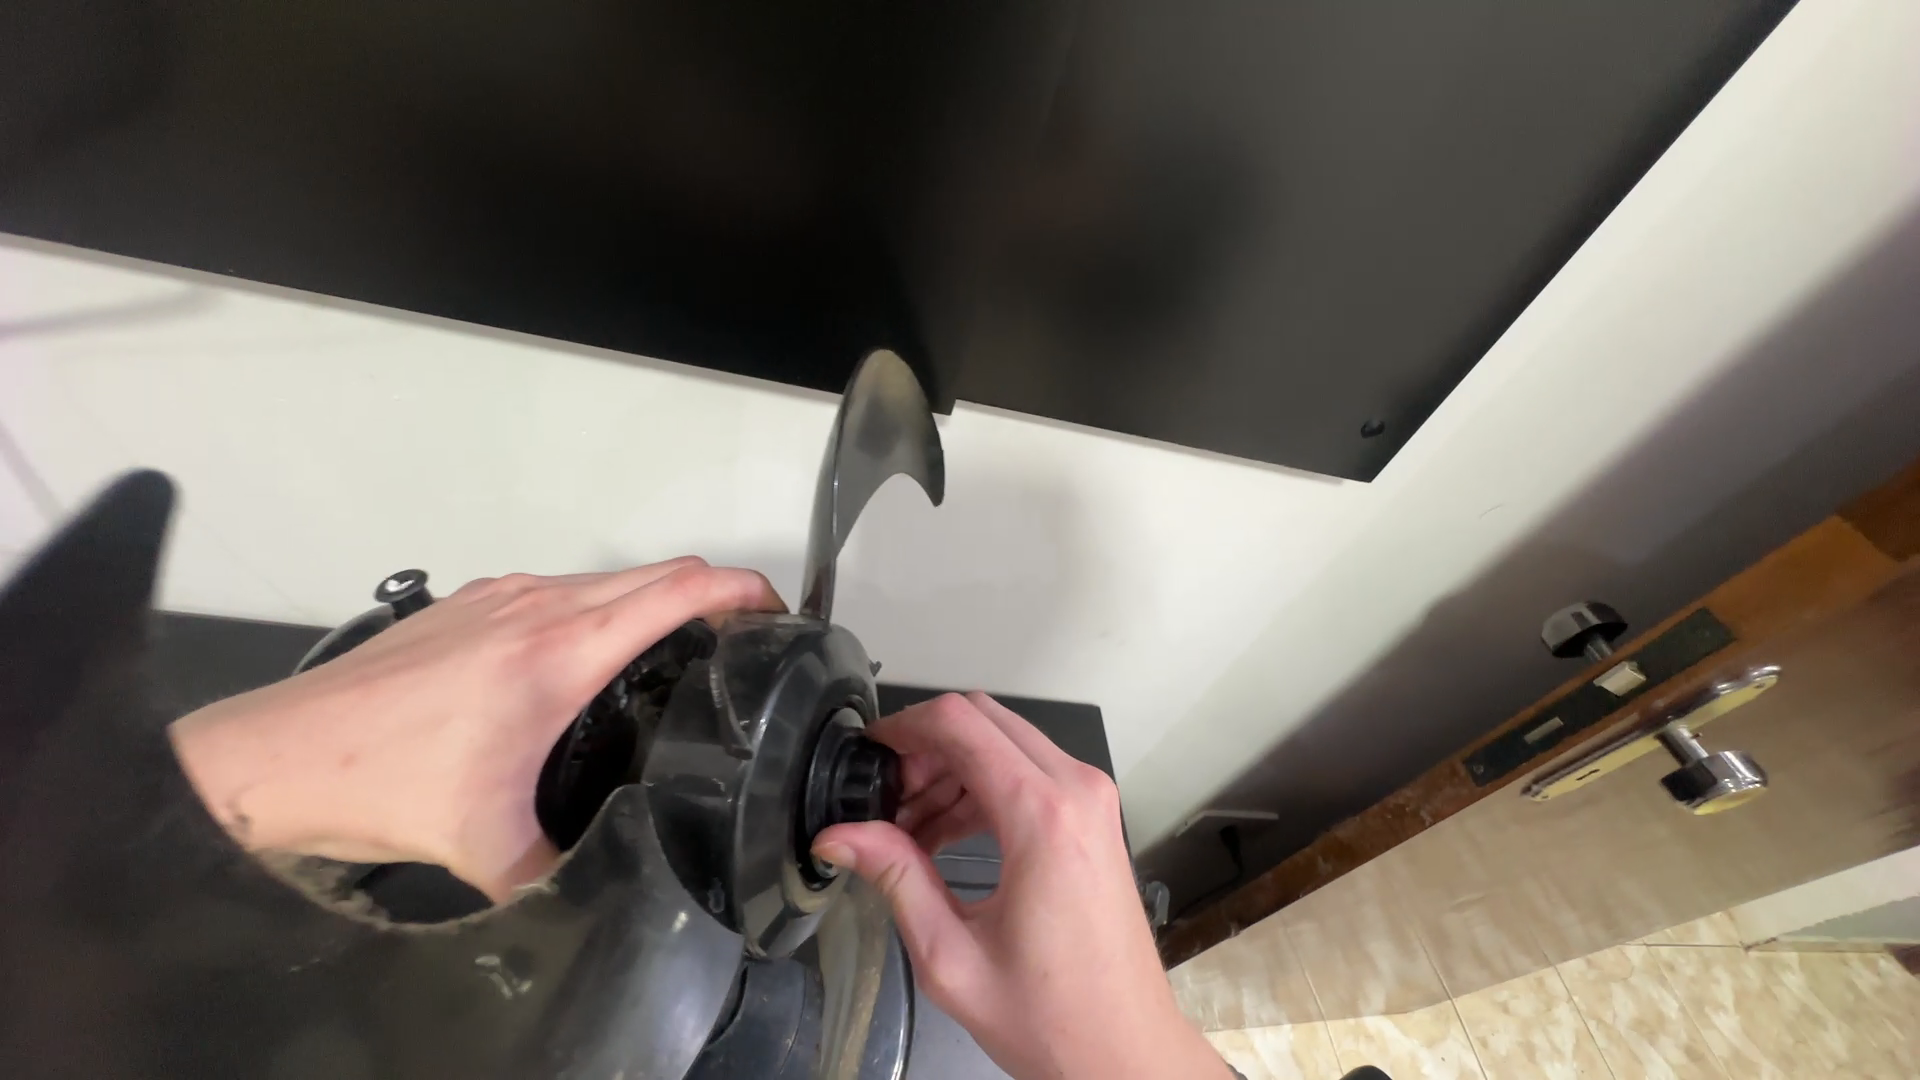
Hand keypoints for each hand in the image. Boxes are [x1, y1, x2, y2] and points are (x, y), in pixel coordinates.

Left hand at [168, 558, 781, 900]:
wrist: (272, 757)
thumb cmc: (391, 787)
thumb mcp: (491, 848)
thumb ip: (567, 868)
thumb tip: (619, 886)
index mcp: (565, 651)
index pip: (682, 589)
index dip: (744, 589)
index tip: (777, 613)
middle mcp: (547, 603)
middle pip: (664, 569)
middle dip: (719, 590)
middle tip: (746, 636)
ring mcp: (511, 592)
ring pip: (618, 573)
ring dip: (662, 595)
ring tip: (680, 644)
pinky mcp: (480, 596)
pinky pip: (573, 584)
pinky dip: (610, 602)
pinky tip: (593, 652)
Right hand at [811, 693, 1229, 1079]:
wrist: (1127, 1050)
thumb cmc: (1051, 1017)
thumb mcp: (951, 955)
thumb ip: (895, 878)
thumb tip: (840, 836)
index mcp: (1042, 815)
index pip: (961, 723)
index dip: (905, 725)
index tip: (870, 749)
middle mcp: (1075, 787)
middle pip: (983, 718)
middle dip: (925, 746)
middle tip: (887, 797)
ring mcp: (1089, 795)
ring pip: (1003, 739)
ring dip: (950, 768)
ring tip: (908, 831)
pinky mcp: (1090, 811)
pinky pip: (1025, 768)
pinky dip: (980, 785)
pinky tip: (944, 835)